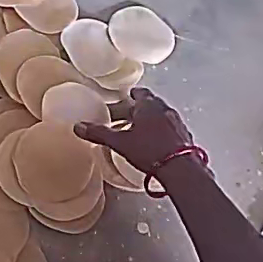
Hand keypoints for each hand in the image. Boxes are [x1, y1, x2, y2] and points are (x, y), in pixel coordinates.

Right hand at [74, 87, 203, 176]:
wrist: (181, 168)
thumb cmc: (149, 151)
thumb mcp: (120, 143)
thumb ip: (99, 133)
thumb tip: (78, 126)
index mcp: (148, 105)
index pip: (138, 93)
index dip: (131, 96)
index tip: (126, 98)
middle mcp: (164, 109)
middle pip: (150, 103)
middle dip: (139, 108)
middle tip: (129, 115)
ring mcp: (177, 122)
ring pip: (161, 115)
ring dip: (151, 119)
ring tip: (140, 130)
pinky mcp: (185, 136)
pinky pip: (170, 128)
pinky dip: (162, 131)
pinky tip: (156, 143)